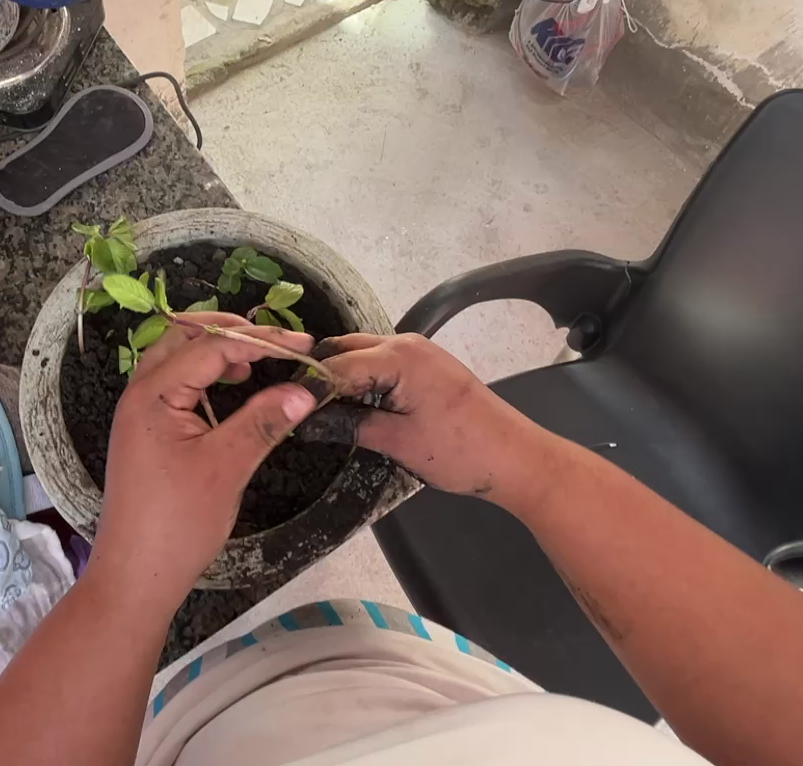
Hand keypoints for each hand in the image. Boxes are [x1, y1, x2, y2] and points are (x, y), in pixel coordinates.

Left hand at [88, 313, 318, 611]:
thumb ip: (263, 422)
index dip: (261, 342)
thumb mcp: (226, 468)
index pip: (212, 346)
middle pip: (187, 335)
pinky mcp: (147, 427)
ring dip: (219, 348)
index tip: (303, 346)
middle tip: (279, 342)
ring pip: (179, 354)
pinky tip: (234, 384)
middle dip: (234, 331)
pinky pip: (177, 380)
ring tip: (260, 359)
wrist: (135, 576)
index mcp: (153, 393)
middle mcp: (141, 391)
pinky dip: (207, 372)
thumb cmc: (176, 524)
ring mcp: (140, 408)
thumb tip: (305, 391)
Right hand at [319, 333, 553, 504]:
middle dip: (321, 374)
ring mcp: (418, 351)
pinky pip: (381, 362)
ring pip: (363, 353)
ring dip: (341, 375)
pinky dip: (362, 378)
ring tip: (318, 406)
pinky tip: (351, 402)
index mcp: (399, 356)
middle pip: (346, 348)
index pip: (337, 364)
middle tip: (296, 405)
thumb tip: (307, 424)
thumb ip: (350, 426)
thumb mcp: (398, 442)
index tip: (285, 408)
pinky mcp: (426, 365)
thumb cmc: (460, 451)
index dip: (309, 387)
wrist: (517, 458)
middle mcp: (406, 343)